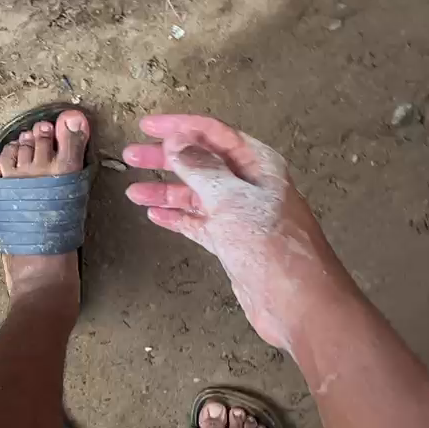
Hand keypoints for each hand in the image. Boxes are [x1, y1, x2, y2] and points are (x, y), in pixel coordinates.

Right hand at [123, 114, 362, 353]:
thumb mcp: (230, 199)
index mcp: (256, 164)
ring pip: (195, 194)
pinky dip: (177, 218)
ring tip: (133, 191)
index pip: (212, 133)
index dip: (178, 126)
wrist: (296, 302)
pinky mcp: (231, 241)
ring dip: (165, 191)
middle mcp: (248, 185)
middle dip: (165, 158)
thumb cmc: (269, 244)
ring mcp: (239, 214)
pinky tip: (155, 215)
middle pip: (200, 162)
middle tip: (131, 155)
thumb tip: (176, 142)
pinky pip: (198, 222)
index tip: (146, 125)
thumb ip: (200, 168)